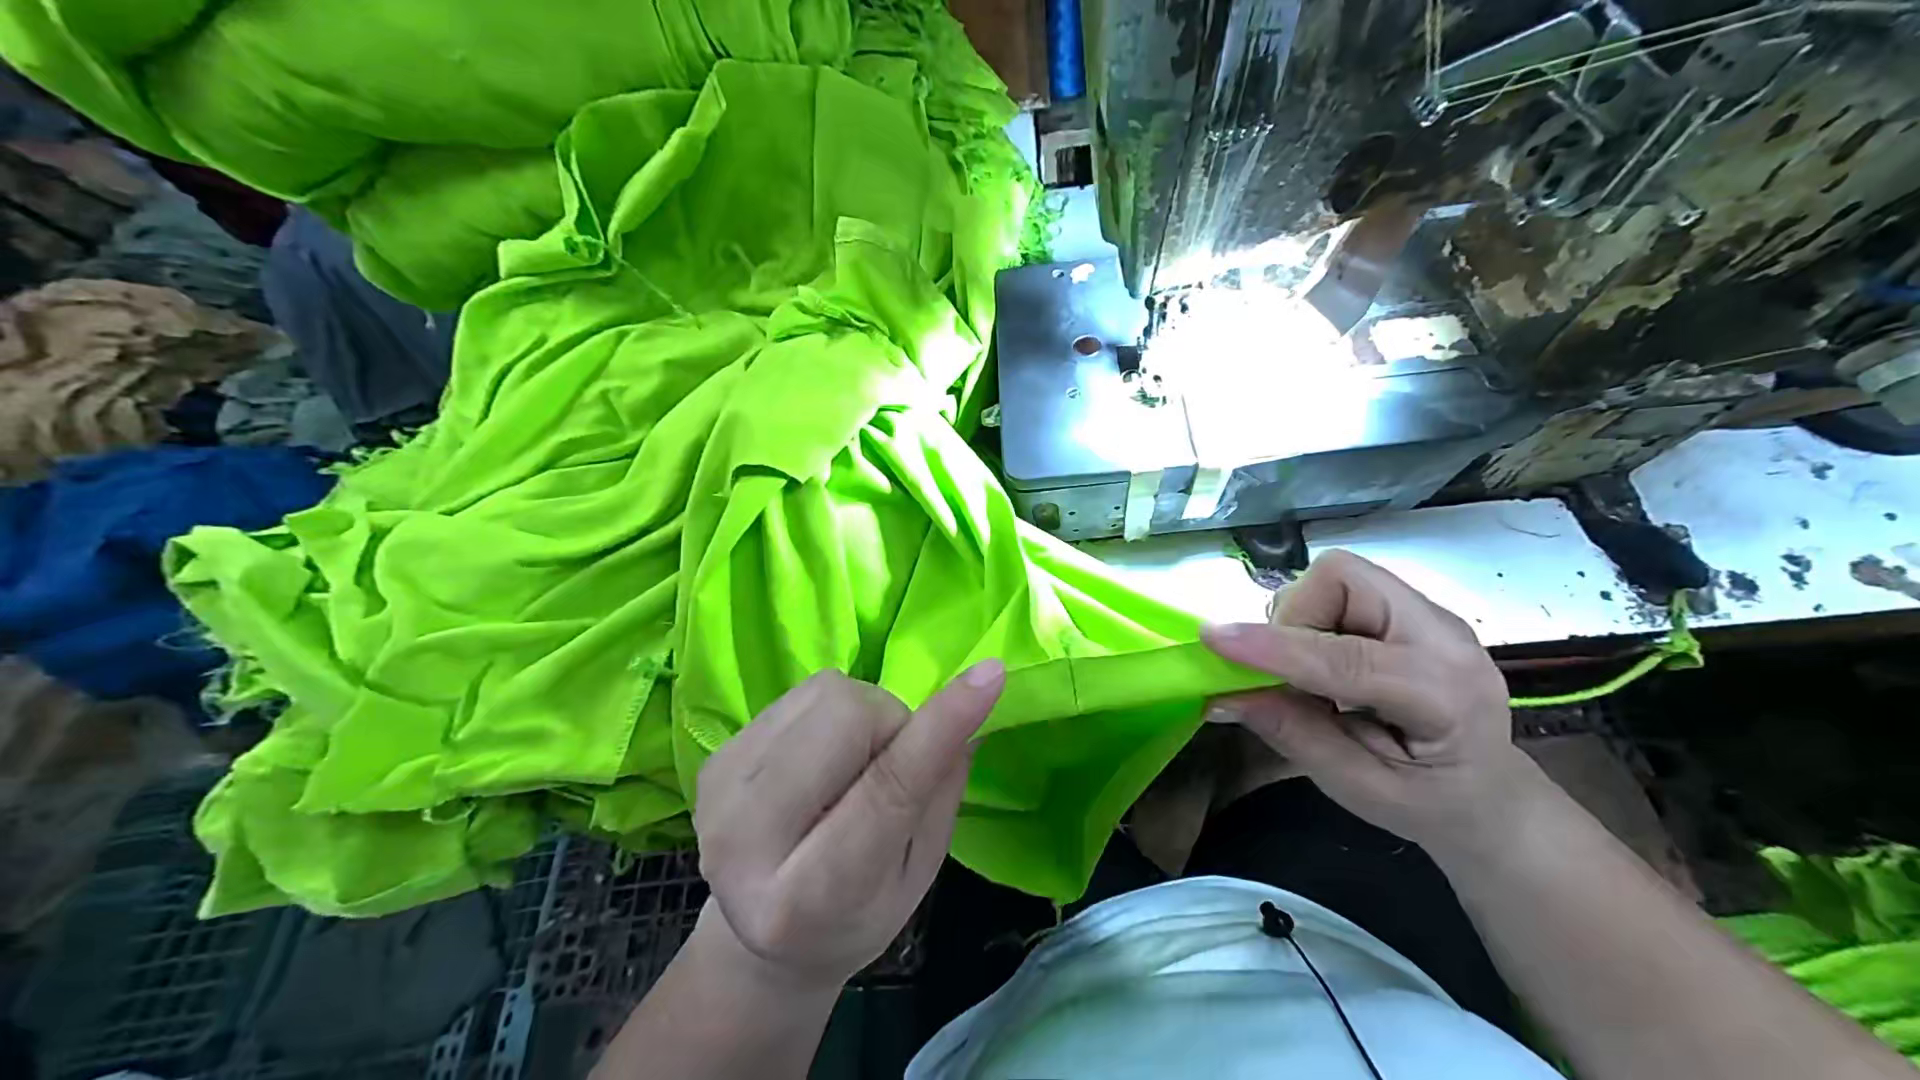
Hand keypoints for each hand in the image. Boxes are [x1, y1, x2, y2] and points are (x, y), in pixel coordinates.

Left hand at [692, 662, 1004, 988]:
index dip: (940, 728)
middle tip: (892, 763)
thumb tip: (971, 707)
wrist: (762, 935)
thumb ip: (940, 793)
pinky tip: (820, 760)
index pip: (886, 792)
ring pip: (827, 692)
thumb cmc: (859, 913)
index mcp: (808, 898)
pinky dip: (833, 713)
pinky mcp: (713, 754)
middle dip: (892, 725)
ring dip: (864, 717)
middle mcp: (745, 839)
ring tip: (852, 766)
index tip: (991, 677)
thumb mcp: (916, 875)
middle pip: (846, 718)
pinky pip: (804, 689)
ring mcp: (719, 790)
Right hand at [1201, 550, 1535, 851]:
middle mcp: (1442, 635)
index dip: (1275, 647)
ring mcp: (1427, 614)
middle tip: (1286, 674)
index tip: (1213, 639)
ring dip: (1301, 619)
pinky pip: (1340, 588)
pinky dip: (1312, 617)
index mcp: (1445, 695)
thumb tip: (1223, 696)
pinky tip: (1327, 663)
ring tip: (1312, 675)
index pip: (1345, 658)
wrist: (1492, 796)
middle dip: (1294, 617)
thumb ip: (1293, 735)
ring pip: (1335, 576)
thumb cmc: (1431, 804)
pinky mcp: (1407, 607)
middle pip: (1342, 579)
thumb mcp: (1360, 789)